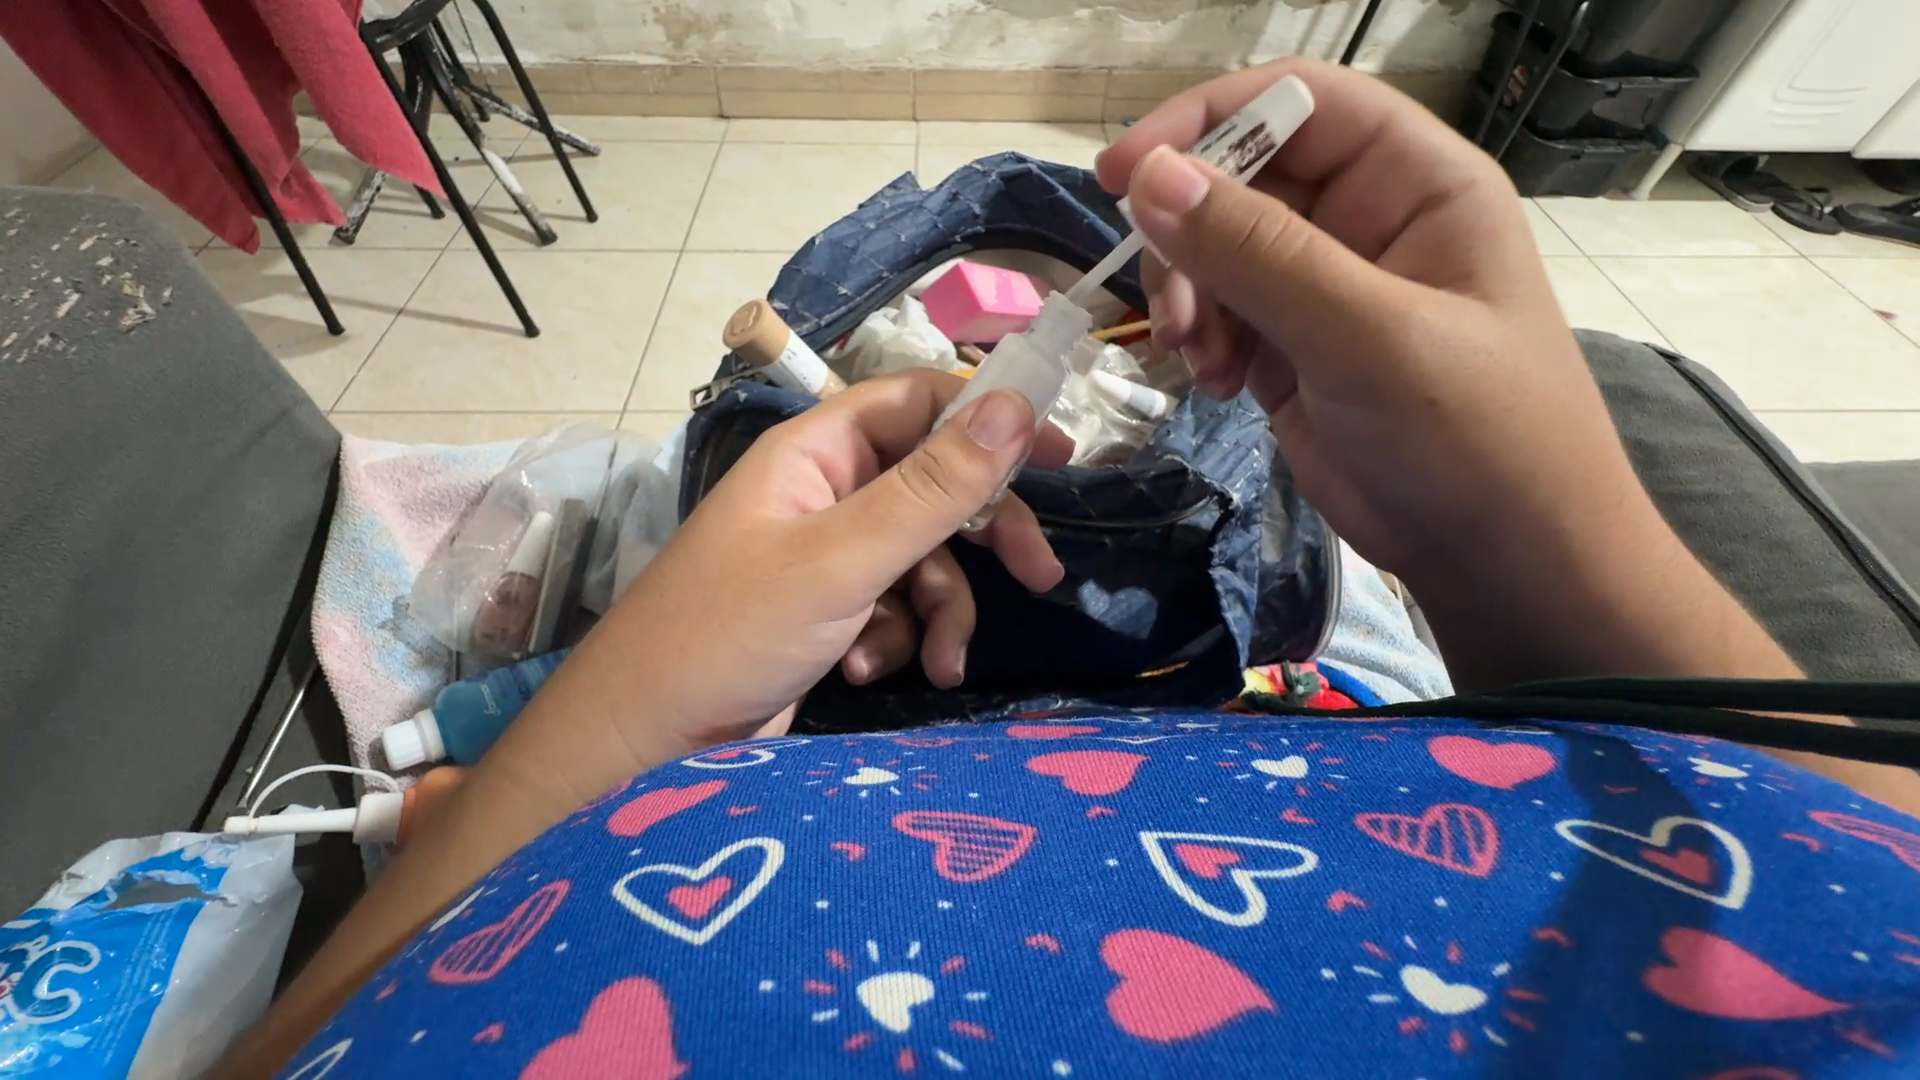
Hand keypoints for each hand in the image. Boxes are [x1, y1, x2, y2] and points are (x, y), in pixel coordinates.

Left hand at [581, 370, 1067, 753]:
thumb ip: (932, 487)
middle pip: (935, 487)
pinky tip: (871, 669)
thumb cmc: (731, 633)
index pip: (920, 402)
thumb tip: (1015, 406)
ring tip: (938, 663)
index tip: (1060, 455)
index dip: (990, 417)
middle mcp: (828, 492)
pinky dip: (899, 638)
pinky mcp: (832, 610)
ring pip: (924, 559)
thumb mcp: (843, 558)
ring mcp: (829, 554)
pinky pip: (896, 606)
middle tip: (1040, 575)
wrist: (648, 744)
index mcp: (819, 451)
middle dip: (984, 536)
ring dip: (939, 611)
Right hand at [1097, 60, 1688, 685]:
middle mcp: (1362, 224)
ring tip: (1203, 366)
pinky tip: (1219, 388)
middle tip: (1175, 320)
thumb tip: (1150, 179)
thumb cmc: (1467, 433)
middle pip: (1240, 187)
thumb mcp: (1363, 334)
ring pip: (1217, 259)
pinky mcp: (1290, 352)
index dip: (1204, 122)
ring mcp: (1321, 292)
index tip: (1120, 177)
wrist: (1494, 553)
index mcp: (1411, 182)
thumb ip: (1256, 252)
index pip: (1296, 105)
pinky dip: (1202, 346)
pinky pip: (1220, 319)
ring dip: (1190, 305)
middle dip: (1190, 245)